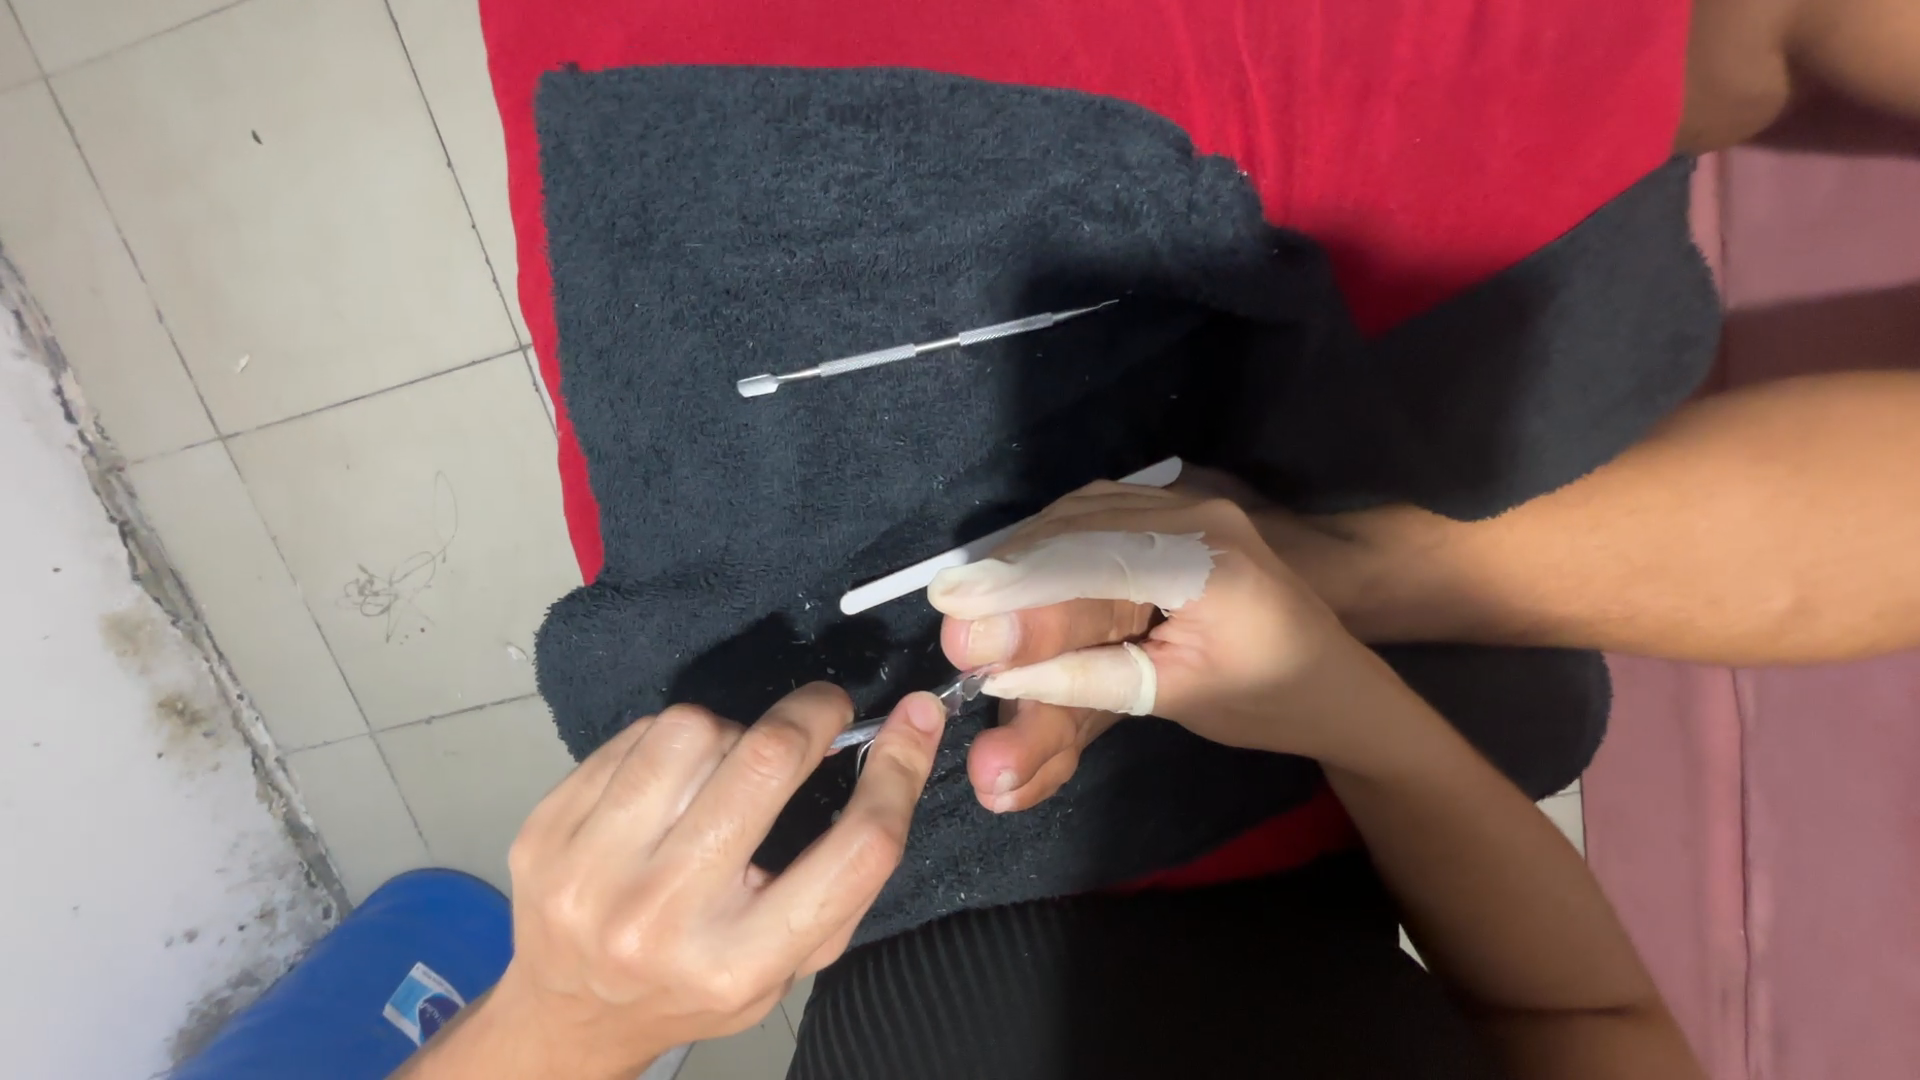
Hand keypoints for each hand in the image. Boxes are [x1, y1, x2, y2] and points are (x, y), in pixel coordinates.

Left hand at [480, 685, 945, 1077]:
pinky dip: (675, 740)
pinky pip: (639, 734)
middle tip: (823, 712)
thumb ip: (854, 859)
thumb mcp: (796, 954)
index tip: (915, 718)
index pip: (856, 848)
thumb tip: (909, 731)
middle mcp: (662, 921)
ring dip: (734, 730)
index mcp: (743, 962)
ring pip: (695, 729)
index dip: (899, 769)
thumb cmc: (704, 979)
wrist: (568, 1018)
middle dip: (812, 714)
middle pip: (766, 761)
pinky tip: (674, 780)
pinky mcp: (545, 830)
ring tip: (732, 762)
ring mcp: (591, 873)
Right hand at [931, 483, 1391, 809]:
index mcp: (1205, 560)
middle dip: (1011, 565)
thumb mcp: (1174, 697)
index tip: (954, 608)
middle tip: (957, 604)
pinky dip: (1056, 539)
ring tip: (983, 588)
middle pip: (1078, 524)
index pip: (1088, 560)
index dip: (1015, 583)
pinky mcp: (1183, 511)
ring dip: (1028, 548)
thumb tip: (997, 678)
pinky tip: (1027, 565)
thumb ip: (1085, 678)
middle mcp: (1194, 512)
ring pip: (1083, 511)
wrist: (1339, 683)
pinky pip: (1102, 512)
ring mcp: (1191, 503)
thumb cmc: (1267, 702)